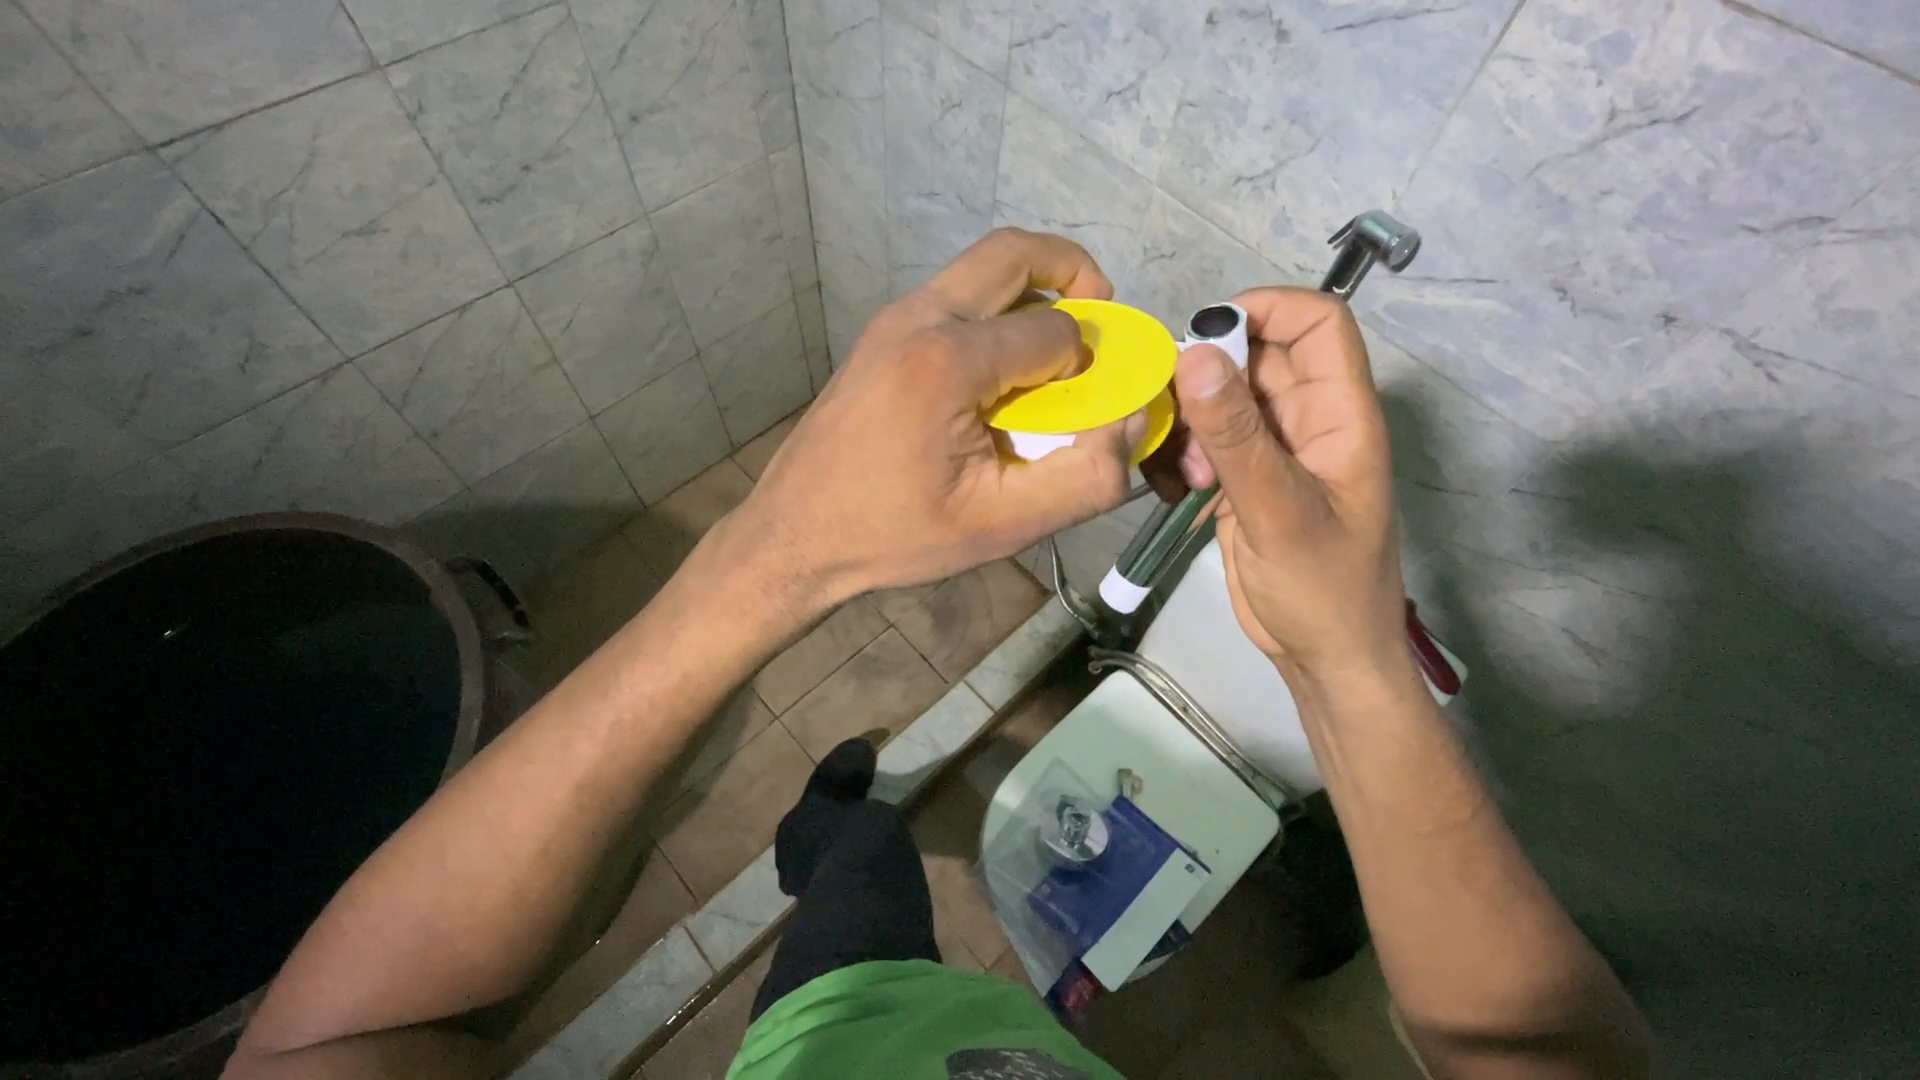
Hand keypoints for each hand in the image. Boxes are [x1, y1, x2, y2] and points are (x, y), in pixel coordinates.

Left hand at [726, 228, 1142, 608]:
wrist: (794, 534)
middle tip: (1100, 317)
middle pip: (1013, 252)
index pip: (1053, 329)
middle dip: (1073, 272)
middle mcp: (918, 318)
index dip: (1091, 359)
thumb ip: (1083, 479)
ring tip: (1054, 353)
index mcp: (948, 360)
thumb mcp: (1000, 526)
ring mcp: (892, 320)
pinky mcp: (880, 336)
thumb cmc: (895, 536)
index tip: (1095, 402)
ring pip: (980, 271)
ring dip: (1031, 294)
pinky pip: (954, 300)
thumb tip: (1131, 426)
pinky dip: (995, 315)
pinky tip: (1000, 377)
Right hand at [1170, 287, 1404, 676]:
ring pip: (1226, 399)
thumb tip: (1195, 355)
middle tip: (1175, 412)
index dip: (1268, 309)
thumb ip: (1235, 435)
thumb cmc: (1322, 587)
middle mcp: (1308, 422)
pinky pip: (1210, 441)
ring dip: (1194, 421)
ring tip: (1185, 467)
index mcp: (1340, 415)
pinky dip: (1186, 451)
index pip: (1319, 325)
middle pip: (1260, 357)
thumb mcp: (1278, 510)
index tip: (1205, 333)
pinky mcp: (1245, 481)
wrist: (1323, 656)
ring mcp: (1274, 452)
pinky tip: (1176, 484)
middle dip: (1212, 374)